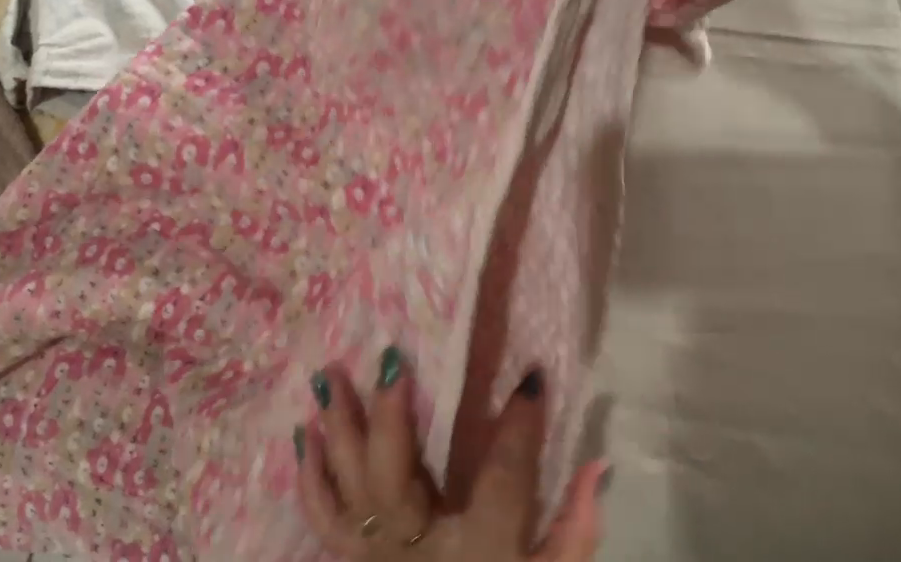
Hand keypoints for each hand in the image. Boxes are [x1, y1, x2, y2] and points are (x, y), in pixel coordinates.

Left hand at [296, 352, 605, 560]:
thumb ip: (575, 532)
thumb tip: (597, 467)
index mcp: (480, 551)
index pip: (503, 479)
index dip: (520, 428)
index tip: (532, 378)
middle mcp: (417, 550)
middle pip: (395, 476)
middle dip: (390, 414)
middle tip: (390, 359)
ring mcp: (375, 557)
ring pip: (347, 486)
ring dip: (338, 427)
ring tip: (329, 375)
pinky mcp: (351, 559)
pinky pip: (322, 515)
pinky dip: (309, 472)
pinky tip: (303, 431)